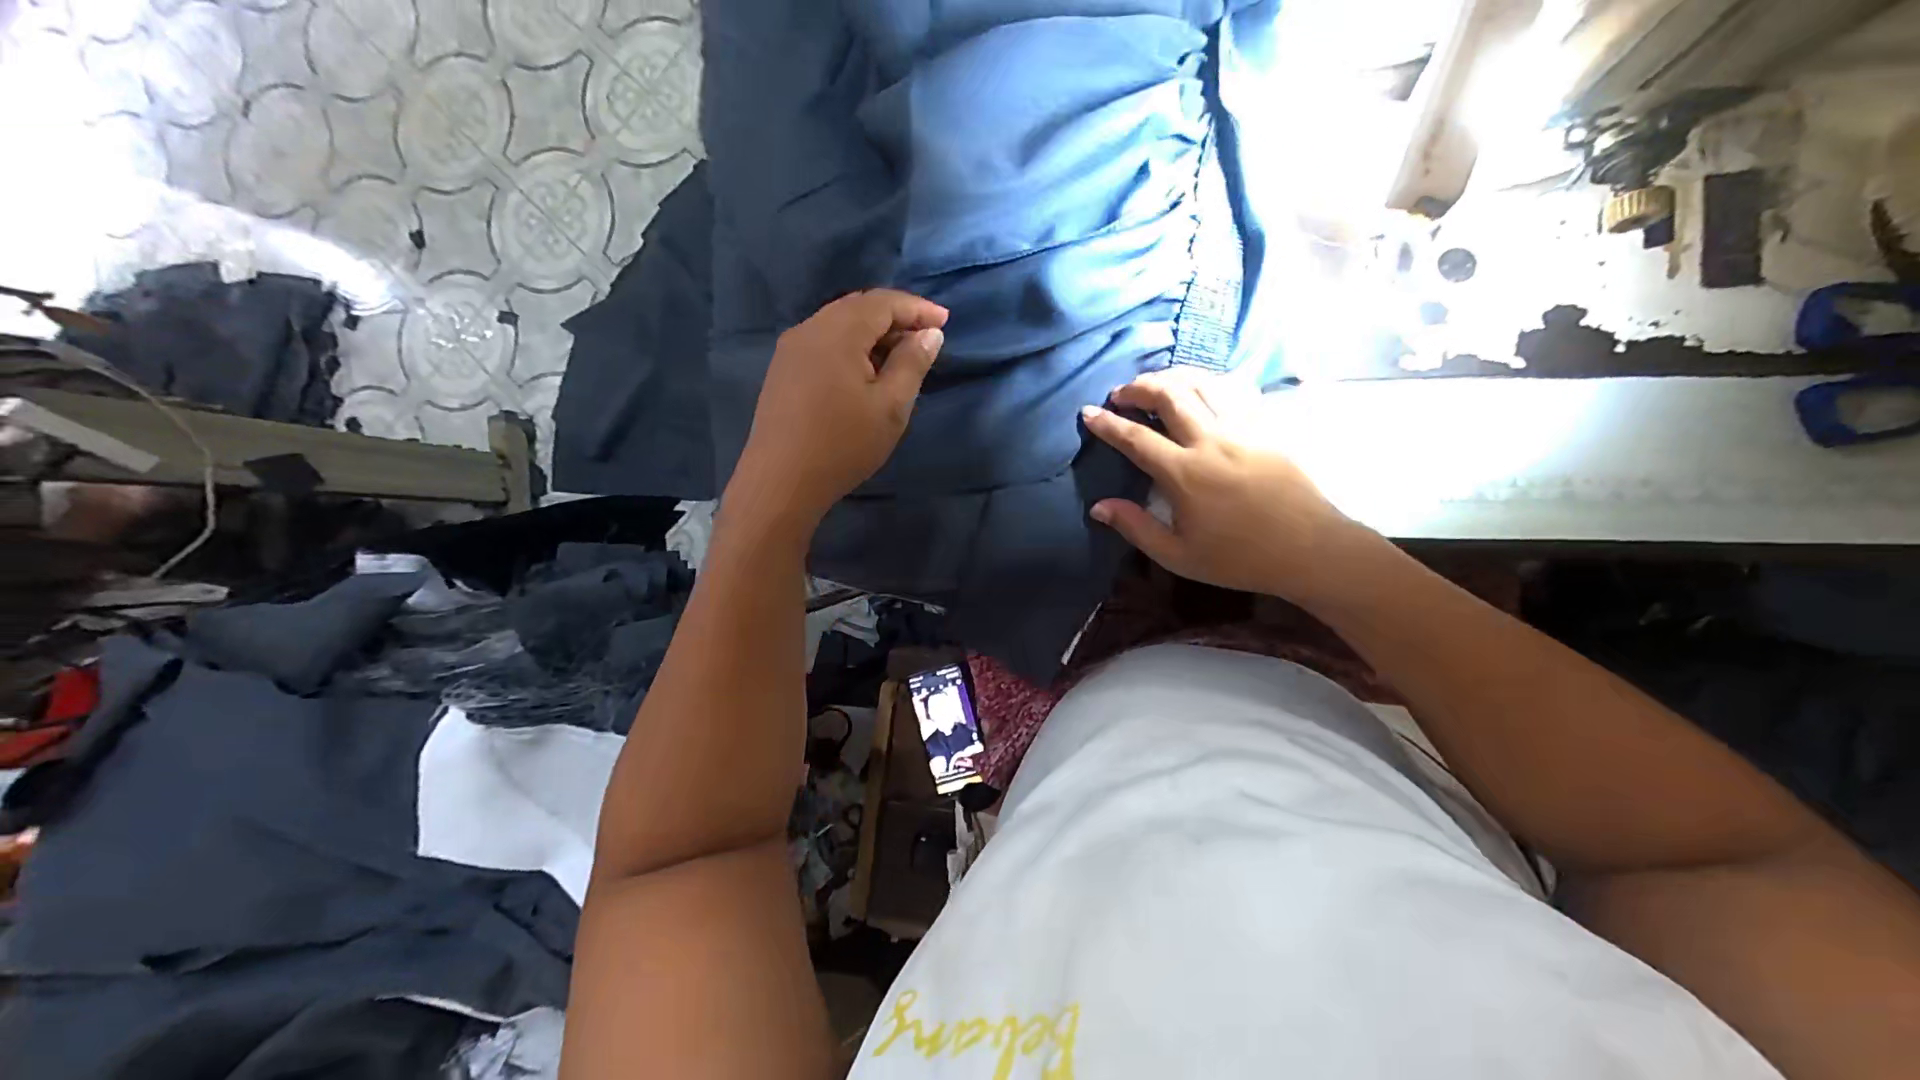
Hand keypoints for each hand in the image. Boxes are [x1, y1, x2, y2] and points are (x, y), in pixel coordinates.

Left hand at [728, 289, 947, 533]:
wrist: (781, 482)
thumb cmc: (843, 445)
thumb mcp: (890, 407)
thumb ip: (912, 363)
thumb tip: (930, 333)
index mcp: (838, 332)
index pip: (883, 302)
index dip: (917, 308)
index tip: (945, 321)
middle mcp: (810, 329)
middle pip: (858, 307)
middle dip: (895, 316)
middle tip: (926, 337)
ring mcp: (791, 349)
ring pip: (839, 324)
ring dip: (873, 332)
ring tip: (900, 356)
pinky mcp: (783, 370)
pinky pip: (824, 342)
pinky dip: (851, 346)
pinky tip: (865, 371)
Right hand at [1081, 370, 1389, 606]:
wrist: (1309, 549)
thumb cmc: (1239, 558)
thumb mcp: (1178, 555)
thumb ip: (1136, 527)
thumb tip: (1099, 507)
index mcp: (1184, 474)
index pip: (1136, 438)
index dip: (1107, 424)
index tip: (1088, 412)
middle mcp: (1211, 441)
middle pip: (1168, 395)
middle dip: (1138, 387)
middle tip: (1120, 394)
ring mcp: (1243, 429)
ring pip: (1202, 383)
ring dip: (1172, 377)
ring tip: (1156, 383)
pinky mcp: (1267, 426)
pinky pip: (1235, 389)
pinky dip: (1211, 380)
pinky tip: (1202, 386)